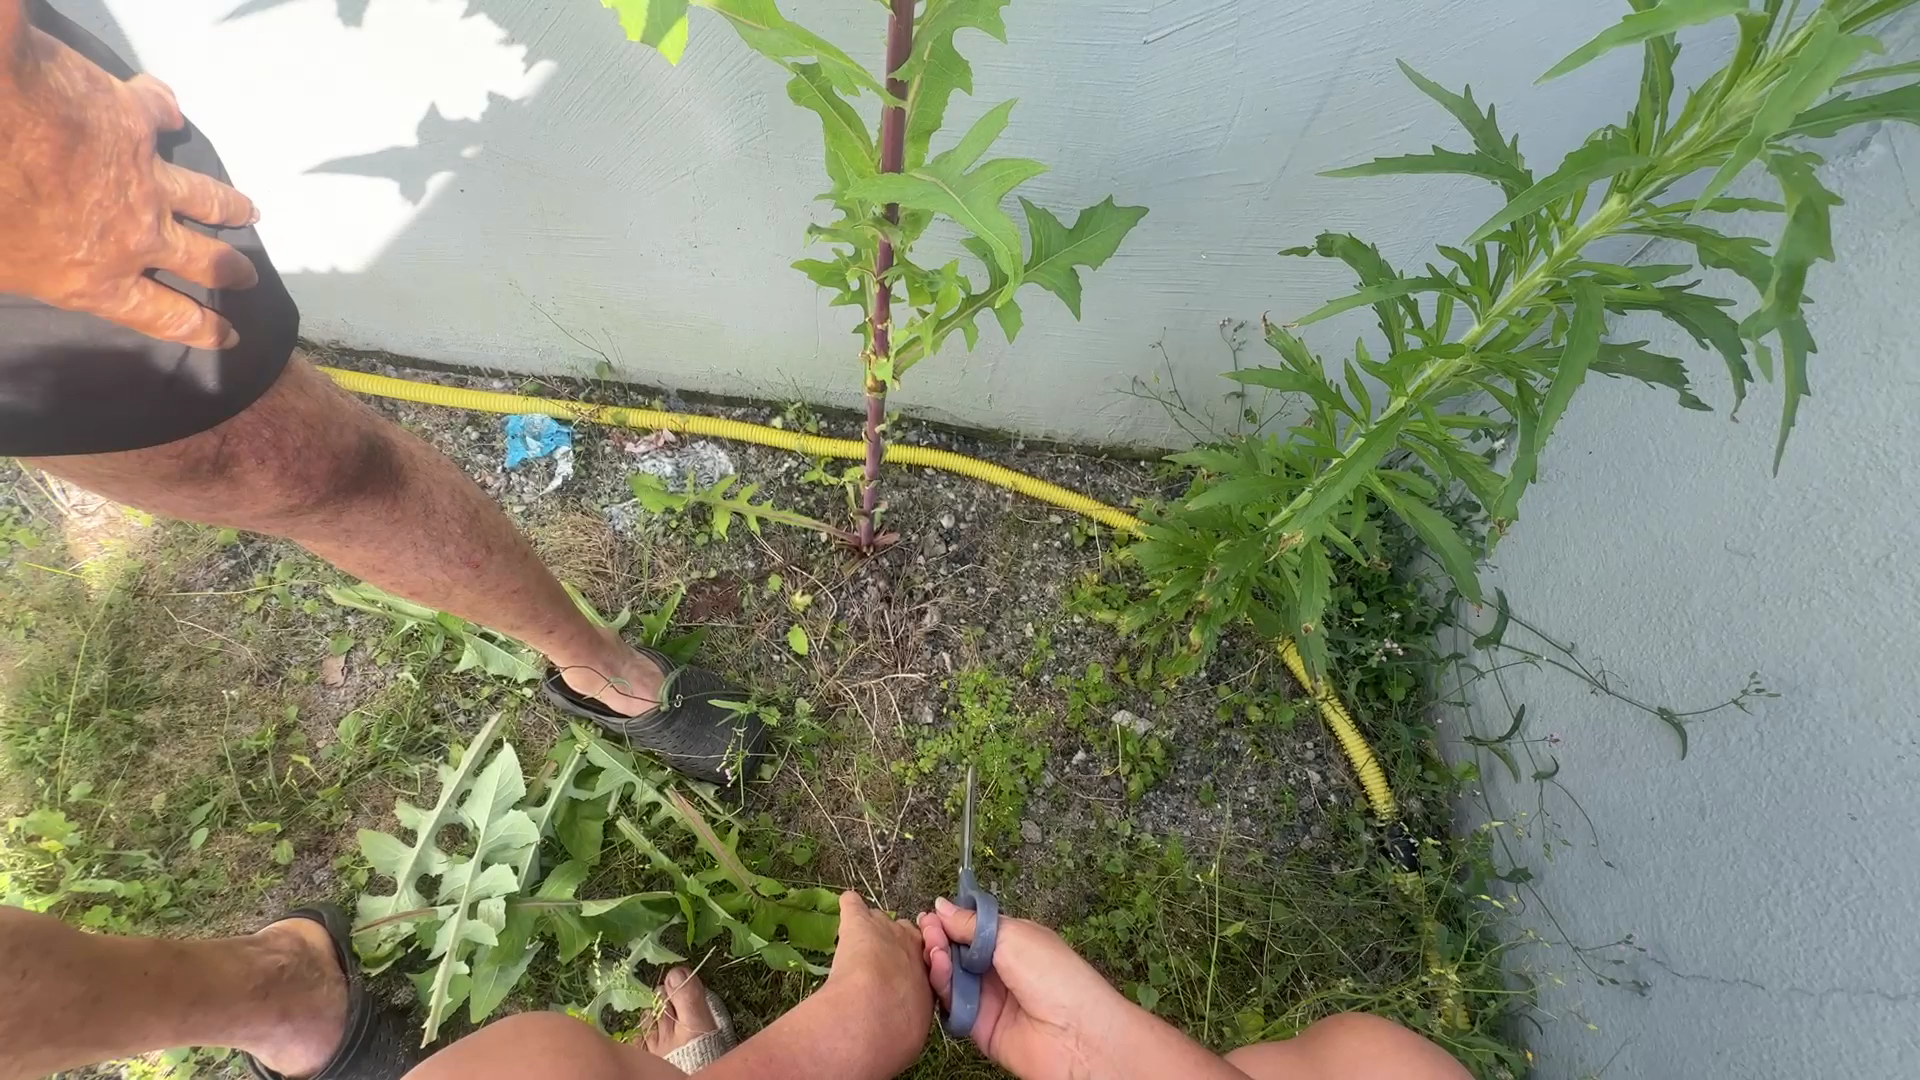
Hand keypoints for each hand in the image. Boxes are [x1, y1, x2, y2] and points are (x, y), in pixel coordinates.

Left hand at [0, 23, 258, 347]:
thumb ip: (15, 270)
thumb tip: (15, 268)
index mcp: (93, 275)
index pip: (169, 317)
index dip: (204, 328)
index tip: (229, 335)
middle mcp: (138, 235)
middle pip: (209, 263)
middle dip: (232, 271)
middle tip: (246, 274)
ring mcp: (142, 178)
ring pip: (210, 200)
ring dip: (230, 207)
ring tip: (245, 210)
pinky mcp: (130, 119)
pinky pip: (157, 110)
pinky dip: (162, 108)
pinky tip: (166, 109)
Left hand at [820, 891, 933, 1074]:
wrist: (874, 1014)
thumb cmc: (899, 1029)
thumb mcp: (918, 1024)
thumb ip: (915, 1009)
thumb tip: (905, 1017)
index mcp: (930, 966)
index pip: (924, 952)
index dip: (910, 962)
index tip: (899, 977)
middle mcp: (910, 941)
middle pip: (903, 931)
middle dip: (892, 943)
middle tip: (878, 966)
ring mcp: (884, 927)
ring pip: (877, 920)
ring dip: (870, 931)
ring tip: (856, 951)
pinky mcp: (858, 922)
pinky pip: (853, 904)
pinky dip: (849, 906)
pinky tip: (844, 910)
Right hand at [919, 897, 1140, 1079]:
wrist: (1077, 1036)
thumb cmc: (1055, 975)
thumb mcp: (1013, 935)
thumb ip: (972, 924)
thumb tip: (942, 906)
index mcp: (1010, 940)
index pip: (971, 927)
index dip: (950, 920)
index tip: (931, 914)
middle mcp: (997, 968)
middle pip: (957, 951)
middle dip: (939, 937)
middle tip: (926, 928)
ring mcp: (988, 998)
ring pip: (951, 977)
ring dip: (938, 960)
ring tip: (933, 948)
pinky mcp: (980, 1027)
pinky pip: (954, 1005)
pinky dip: (942, 988)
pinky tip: (938, 970)